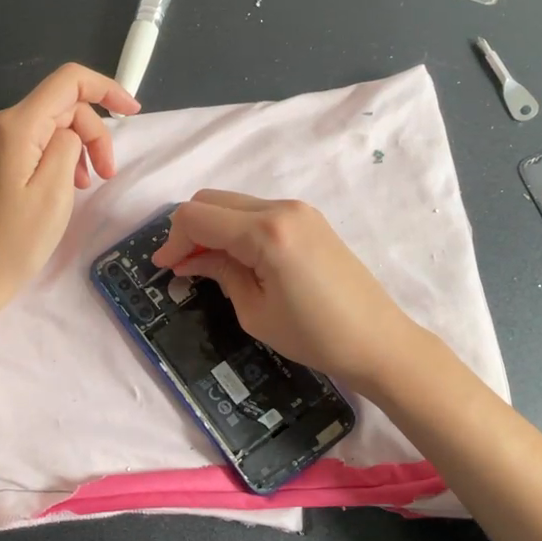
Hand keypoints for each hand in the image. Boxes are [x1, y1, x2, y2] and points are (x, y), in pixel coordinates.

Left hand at [0, 63, 140, 307]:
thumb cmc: (17, 239)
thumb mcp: (55, 190)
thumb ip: (69, 144)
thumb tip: (70, 133)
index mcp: (14, 125)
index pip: (67, 81)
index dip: (106, 89)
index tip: (133, 112)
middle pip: (59, 106)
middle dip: (91, 134)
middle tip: (106, 176)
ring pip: (47, 126)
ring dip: (75, 148)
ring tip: (83, 186)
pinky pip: (31, 143)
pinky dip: (54, 157)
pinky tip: (62, 186)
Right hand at [151, 190, 413, 381]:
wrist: (378, 340)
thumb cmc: (313, 335)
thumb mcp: (254, 310)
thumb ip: (220, 273)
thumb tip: (191, 260)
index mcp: (266, 232)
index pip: (198, 217)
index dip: (173, 240)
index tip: (164, 268)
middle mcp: (281, 208)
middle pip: (212, 200)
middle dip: (188, 229)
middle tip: (180, 266)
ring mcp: (299, 210)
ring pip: (233, 203)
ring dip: (211, 227)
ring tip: (204, 265)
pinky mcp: (309, 220)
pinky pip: (256, 212)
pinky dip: (234, 228)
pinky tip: (233, 258)